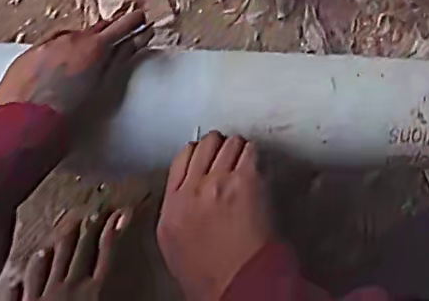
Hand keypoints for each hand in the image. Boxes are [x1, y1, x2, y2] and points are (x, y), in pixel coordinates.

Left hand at [0, 10, 146, 117]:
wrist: (15, 135)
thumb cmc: (65, 121)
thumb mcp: (101, 91)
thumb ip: (118, 62)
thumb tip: (134, 43)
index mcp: (95, 47)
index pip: (122, 25)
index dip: (134, 22)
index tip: (141, 20)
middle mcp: (71, 39)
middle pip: (96, 29)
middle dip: (107, 34)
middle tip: (114, 43)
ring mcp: (46, 45)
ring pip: (71, 37)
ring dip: (80, 44)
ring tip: (82, 62)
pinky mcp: (26, 55)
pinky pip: (48, 46)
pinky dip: (57, 52)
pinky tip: (57, 67)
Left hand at [3, 209, 129, 300]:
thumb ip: (123, 298)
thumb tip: (146, 295)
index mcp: (96, 292)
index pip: (109, 250)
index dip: (115, 229)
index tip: (122, 212)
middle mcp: (72, 288)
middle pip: (83, 248)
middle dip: (90, 227)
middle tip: (96, 211)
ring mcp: (45, 298)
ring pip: (54, 261)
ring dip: (60, 243)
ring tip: (63, 230)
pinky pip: (25, 288)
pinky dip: (27, 276)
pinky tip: (27, 267)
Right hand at [157, 133, 275, 300]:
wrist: (240, 285)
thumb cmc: (212, 275)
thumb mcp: (175, 243)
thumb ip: (179, 208)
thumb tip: (190, 184)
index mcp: (172, 208)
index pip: (181, 157)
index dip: (198, 152)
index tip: (207, 154)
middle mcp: (193, 190)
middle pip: (206, 144)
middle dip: (218, 147)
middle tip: (228, 156)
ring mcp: (220, 182)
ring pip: (230, 142)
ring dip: (238, 151)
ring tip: (244, 164)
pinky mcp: (246, 179)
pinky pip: (251, 149)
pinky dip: (254, 156)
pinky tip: (256, 169)